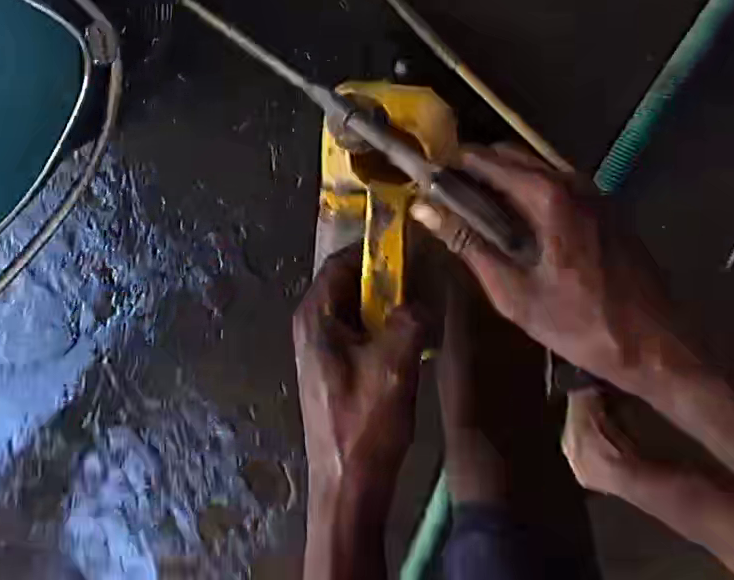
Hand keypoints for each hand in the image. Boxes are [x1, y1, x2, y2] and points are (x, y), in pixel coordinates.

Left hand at [292, 247, 427, 511]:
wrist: (346, 486)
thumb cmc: (364, 423)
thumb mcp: (395, 365)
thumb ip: (410, 321)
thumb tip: (423, 300)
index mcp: (315, 314)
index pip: (339, 262)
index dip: (373, 251)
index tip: (407, 246)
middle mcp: (310, 324)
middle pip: (347, 283)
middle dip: (383, 278)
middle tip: (421, 275)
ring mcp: (319, 347)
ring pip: (354, 309)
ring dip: (385, 305)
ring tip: (421, 304)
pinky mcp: (331, 368)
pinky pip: (356, 332)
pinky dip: (381, 327)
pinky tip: (410, 338)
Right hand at [409, 144, 692, 394]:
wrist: (667, 351)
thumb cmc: (584, 324)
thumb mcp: (513, 291)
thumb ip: (466, 243)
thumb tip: (423, 208)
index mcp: (546, 195)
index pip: (482, 158)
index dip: (448, 165)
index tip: (426, 183)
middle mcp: (569, 180)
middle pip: (506, 154)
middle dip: (472, 169)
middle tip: (447, 200)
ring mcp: (591, 192)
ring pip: (530, 166)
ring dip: (499, 179)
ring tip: (475, 214)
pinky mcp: (604, 207)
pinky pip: (551, 182)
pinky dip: (524, 190)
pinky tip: (514, 225)